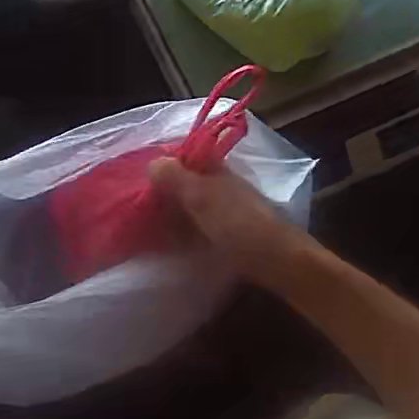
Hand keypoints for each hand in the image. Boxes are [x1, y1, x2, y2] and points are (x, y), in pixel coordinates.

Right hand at [149, 157, 315, 287]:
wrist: (280, 262)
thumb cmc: (240, 226)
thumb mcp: (203, 198)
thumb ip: (177, 178)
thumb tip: (153, 162)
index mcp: (218, 170)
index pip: (188, 156)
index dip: (165, 164)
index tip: (140, 178)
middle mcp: (223, 185)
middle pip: (188, 182)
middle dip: (166, 191)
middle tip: (139, 206)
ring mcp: (229, 210)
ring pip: (194, 205)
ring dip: (174, 213)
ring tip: (149, 225)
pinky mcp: (232, 234)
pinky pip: (201, 226)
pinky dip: (186, 231)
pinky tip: (173, 242)